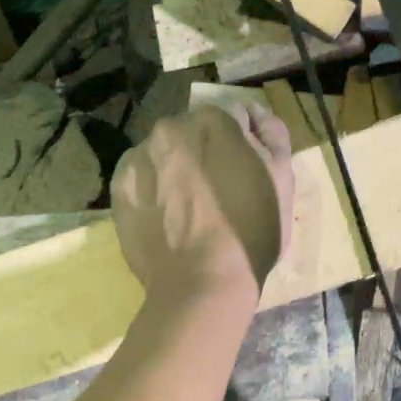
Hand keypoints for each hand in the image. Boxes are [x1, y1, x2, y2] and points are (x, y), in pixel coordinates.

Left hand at [110, 103, 294, 299]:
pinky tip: (162, 216)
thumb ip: (271, 135)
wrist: (200, 284)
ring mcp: (139, 157)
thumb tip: (254, 117)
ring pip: (162, 154)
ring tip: (185, 209)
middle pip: (192, 133)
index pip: (232, 116)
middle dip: (203, 153)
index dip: (241, 144)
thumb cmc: (251, 233)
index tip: (243, 171)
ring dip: (173, 169)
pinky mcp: (118, 187)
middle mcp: (171, 129)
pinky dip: (149, 189)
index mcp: (215, 120)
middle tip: (214, 193)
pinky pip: (139, 178)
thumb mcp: (282, 180)